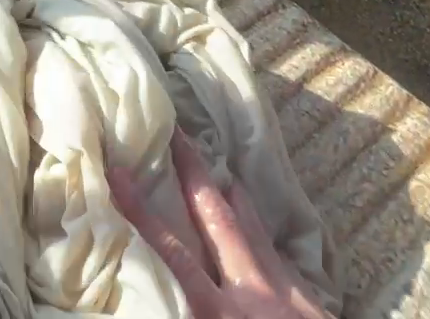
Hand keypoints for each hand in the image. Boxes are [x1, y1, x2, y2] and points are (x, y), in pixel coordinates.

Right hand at [108, 129, 331, 318]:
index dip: (141, 210)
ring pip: (253, 226)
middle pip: (216, 217)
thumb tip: (158, 303)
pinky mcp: (311, 299)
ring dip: (230, 192)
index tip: (117, 171)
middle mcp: (252, 290)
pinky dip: (259, 230)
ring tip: (216, 161)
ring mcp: (287, 290)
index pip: (172, 251)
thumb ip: (189, 315)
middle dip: (193, 171)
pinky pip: (276, 251)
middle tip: (175, 130)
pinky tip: (254, 223)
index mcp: (222, 313)